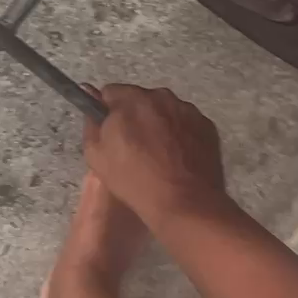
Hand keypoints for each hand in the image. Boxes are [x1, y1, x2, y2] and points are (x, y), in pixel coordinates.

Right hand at [82, 84, 230, 227]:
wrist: (185, 204)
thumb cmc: (135, 180)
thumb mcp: (97, 155)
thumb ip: (92, 122)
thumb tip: (90, 97)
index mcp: (131, 99)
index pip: (110, 92)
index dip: (108, 112)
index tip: (111, 132)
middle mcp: (160, 96)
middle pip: (139, 99)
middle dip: (134, 116)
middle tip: (134, 146)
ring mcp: (187, 109)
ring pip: (164, 110)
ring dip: (158, 123)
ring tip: (159, 154)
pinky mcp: (206, 125)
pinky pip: (185, 123)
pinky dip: (179, 134)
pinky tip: (177, 157)